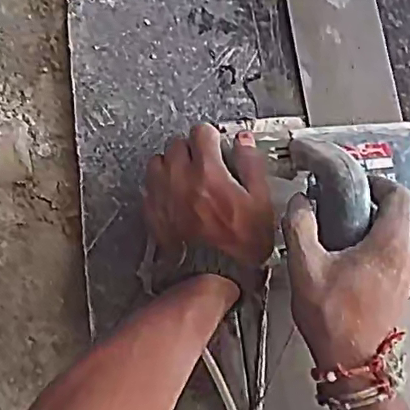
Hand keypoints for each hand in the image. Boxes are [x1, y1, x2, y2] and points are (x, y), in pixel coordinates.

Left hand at [145, 123, 275, 267]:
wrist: (213, 276)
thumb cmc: (239, 247)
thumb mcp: (261, 204)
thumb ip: (252, 166)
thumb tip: (244, 142)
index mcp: (209, 173)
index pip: (202, 132)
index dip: (212, 138)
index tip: (217, 147)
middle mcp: (180, 180)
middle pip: (177, 144)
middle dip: (191, 149)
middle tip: (204, 164)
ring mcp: (162, 196)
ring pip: (158, 161)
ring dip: (172, 164)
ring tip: (185, 178)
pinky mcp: (152, 213)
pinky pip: (149, 186)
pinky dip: (160, 186)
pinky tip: (174, 196)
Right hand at [282, 175, 409, 368]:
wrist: (352, 365)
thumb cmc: (334, 320)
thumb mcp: (305, 267)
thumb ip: (300, 227)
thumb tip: (300, 204)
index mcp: (390, 245)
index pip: (398, 194)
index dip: (376, 181)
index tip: (353, 183)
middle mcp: (406, 259)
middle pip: (393, 217)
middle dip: (363, 209)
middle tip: (333, 211)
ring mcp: (404, 278)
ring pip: (389, 241)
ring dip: (363, 234)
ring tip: (331, 243)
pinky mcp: (397, 294)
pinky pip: (386, 262)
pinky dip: (367, 255)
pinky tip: (340, 268)